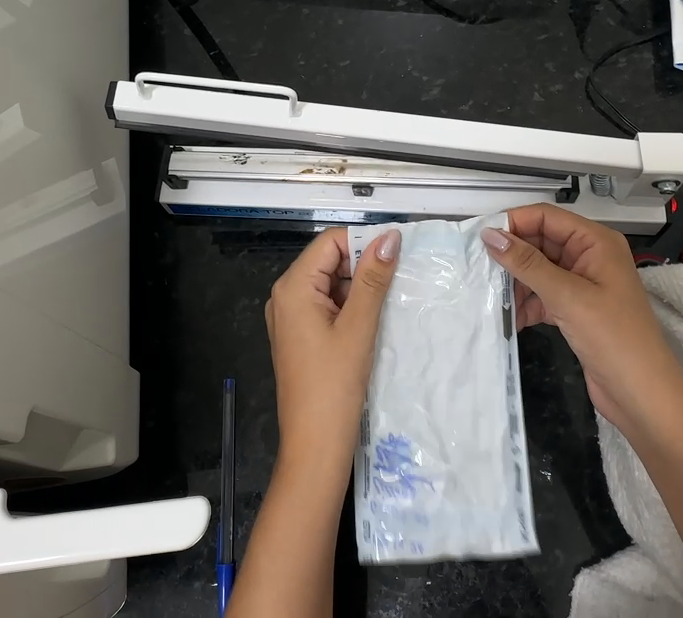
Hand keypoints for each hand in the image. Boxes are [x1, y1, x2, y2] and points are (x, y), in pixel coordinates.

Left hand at [263, 227, 399, 472]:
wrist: (315, 445)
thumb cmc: (334, 385)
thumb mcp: (358, 327)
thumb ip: (373, 279)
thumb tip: (389, 237)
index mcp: (292, 287)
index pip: (330, 242)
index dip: (363, 242)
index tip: (397, 256)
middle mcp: (285, 295)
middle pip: (328, 260)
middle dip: (362, 266)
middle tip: (397, 282)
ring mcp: (290, 317)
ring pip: (330, 284)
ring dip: (359, 288)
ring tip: (389, 303)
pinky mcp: (300, 335)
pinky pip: (326, 306)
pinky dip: (349, 307)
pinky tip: (373, 321)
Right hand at [481, 205, 674, 427]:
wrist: (643, 395)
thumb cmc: (613, 337)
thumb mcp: (567, 296)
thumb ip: (526, 263)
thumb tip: (489, 235)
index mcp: (595, 242)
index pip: (546, 217)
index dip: (513, 222)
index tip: (480, 239)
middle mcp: (589, 256)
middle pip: (540, 242)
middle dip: (512, 256)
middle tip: (480, 270)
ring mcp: (582, 283)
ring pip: (538, 269)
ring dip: (516, 283)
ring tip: (494, 298)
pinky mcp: (576, 308)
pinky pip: (542, 294)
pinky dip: (527, 303)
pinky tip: (512, 319)